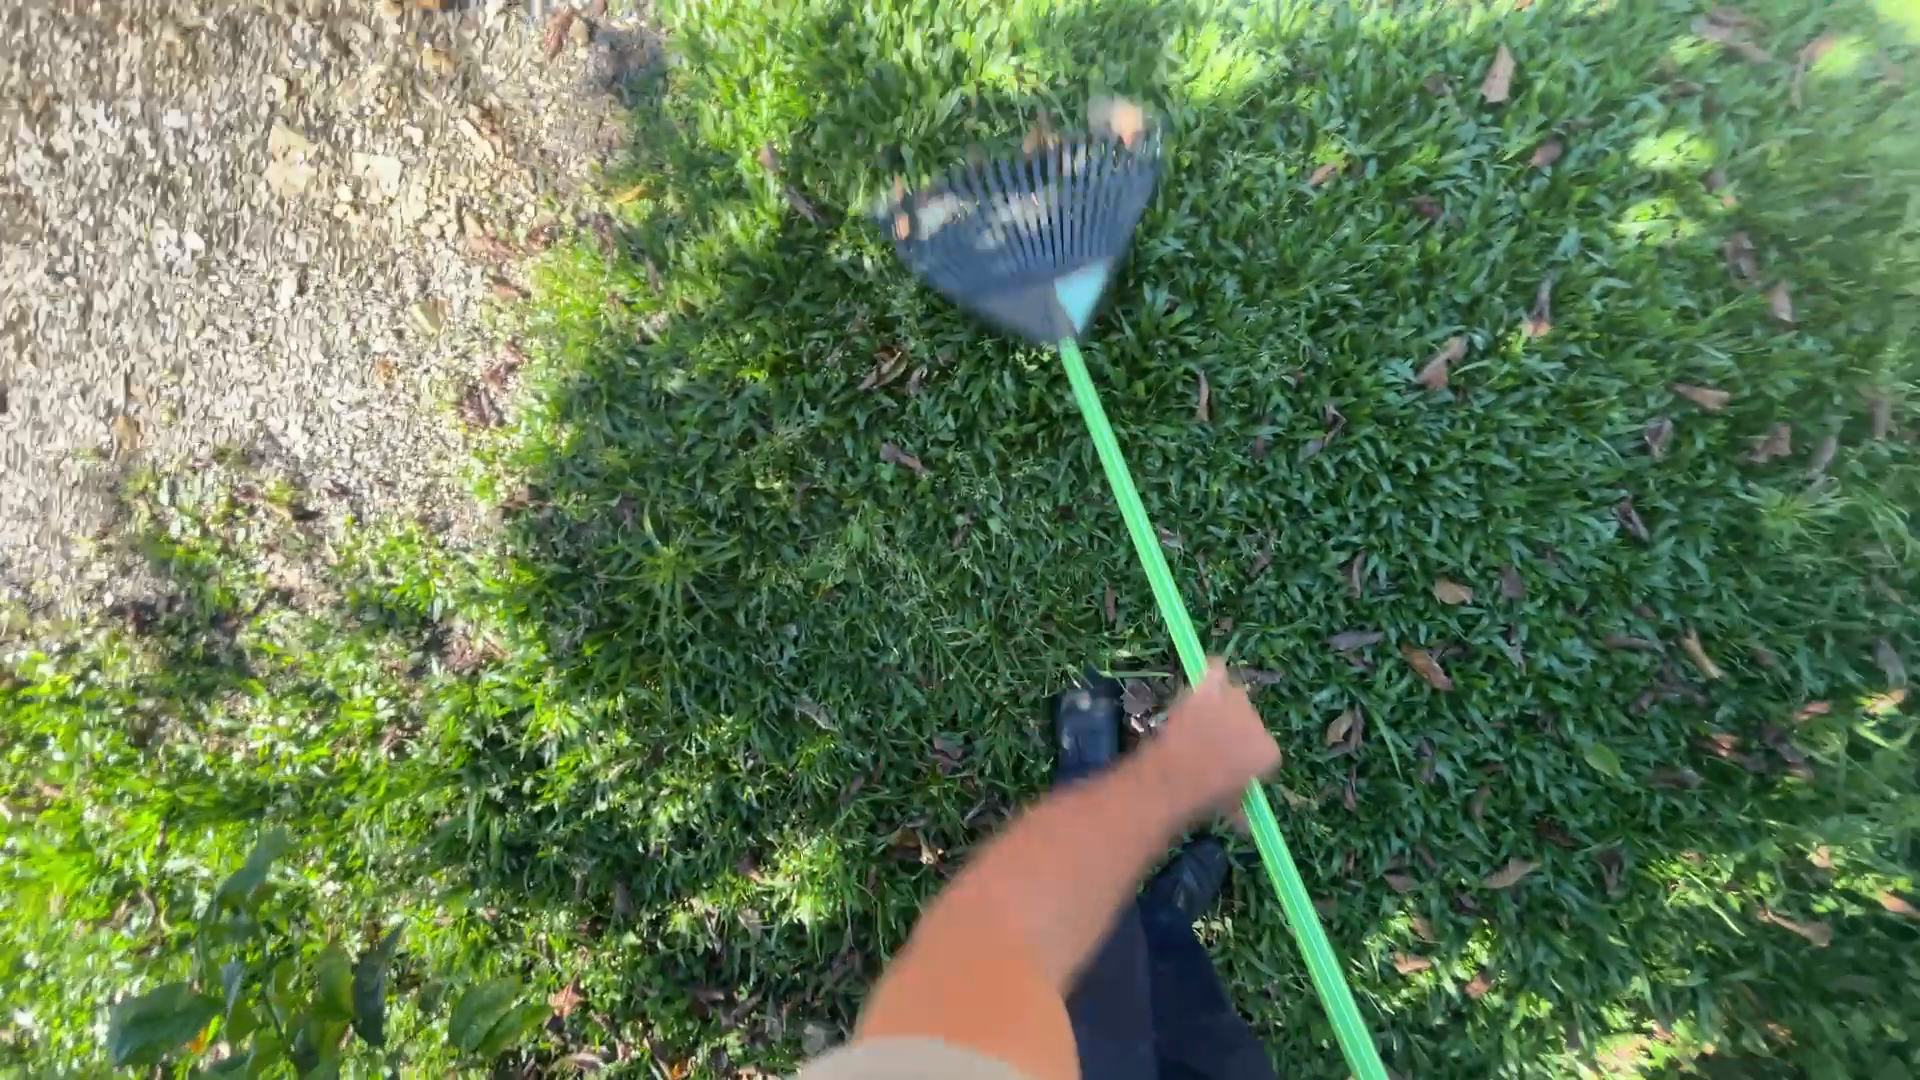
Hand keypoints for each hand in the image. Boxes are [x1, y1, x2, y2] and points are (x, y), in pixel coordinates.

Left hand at [1148, 659, 1283, 818]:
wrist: (1176, 775)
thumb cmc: (1203, 795)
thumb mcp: (1229, 806)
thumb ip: (1241, 803)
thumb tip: (1244, 823)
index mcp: (1269, 753)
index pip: (1264, 747)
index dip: (1245, 752)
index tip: (1231, 761)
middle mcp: (1257, 724)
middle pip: (1248, 717)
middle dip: (1233, 726)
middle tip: (1211, 739)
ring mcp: (1233, 704)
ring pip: (1233, 693)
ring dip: (1221, 701)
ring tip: (1203, 715)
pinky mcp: (1210, 690)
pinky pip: (1215, 670)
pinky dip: (1212, 672)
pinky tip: (1205, 675)